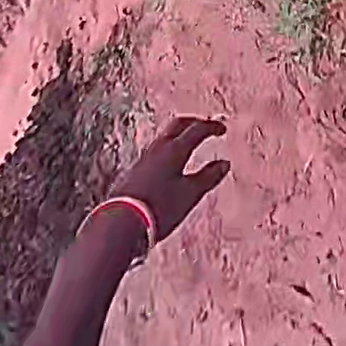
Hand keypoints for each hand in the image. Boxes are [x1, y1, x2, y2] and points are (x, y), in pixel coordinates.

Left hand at [110, 117, 230, 239]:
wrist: (122, 223)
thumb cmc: (158, 208)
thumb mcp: (190, 194)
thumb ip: (208, 177)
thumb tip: (224, 164)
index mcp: (174, 150)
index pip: (196, 129)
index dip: (212, 127)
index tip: (222, 129)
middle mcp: (158, 148)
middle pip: (178, 125)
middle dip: (194, 122)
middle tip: (205, 126)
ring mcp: (144, 158)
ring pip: (165, 136)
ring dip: (179, 134)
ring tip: (189, 141)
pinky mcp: (135, 170)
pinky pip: (155, 150)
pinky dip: (169, 147)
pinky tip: (170, 161)